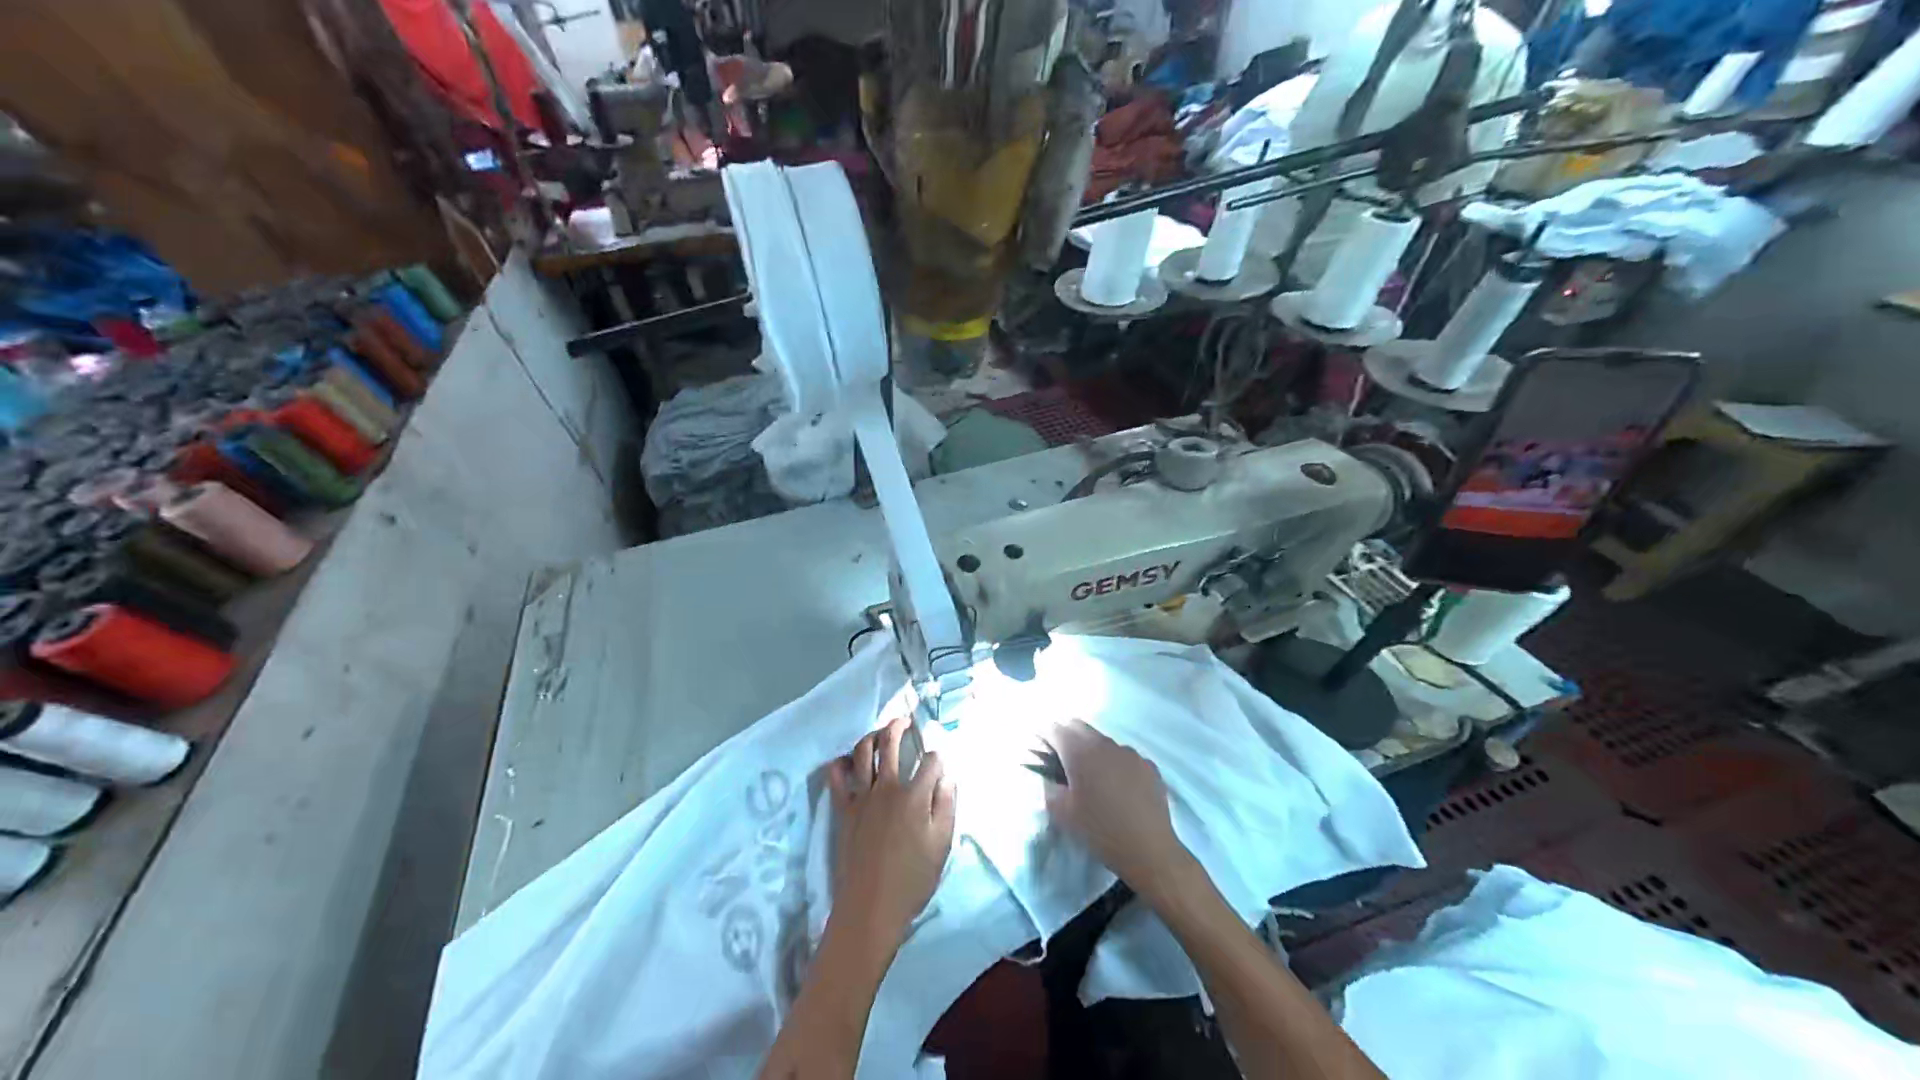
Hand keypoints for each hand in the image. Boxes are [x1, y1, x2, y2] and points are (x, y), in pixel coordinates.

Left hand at [828, 716, 956, 946]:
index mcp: (915, 795)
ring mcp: (862, 797)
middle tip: (905, 721)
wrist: (871, 907)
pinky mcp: (843, 810)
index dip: (938, 756)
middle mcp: (887, 787)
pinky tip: (846, 760)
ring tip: (879, 732)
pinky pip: (837, 778)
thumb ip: (946, 806)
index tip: (939, 759)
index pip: (930, 761)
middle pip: (891, 744)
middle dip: (899, 727)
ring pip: (863, 752)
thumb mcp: (943, 845)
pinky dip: (841, 763)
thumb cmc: (913, 880)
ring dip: (872, 735)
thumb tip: (947, 777)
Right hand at [1042, 720, 1191, 891]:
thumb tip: (1051, 776)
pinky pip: (1126, 757)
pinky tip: (1120, 788)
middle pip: (1080, 727)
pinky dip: (1117, 765)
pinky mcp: (1149, 765)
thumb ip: (1049, 787)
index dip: (1046, 737)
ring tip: (1096, 780)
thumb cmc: (1099, 831)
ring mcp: (1131, 753)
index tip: (1043, 753)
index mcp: (1080, 753)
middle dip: (1069, 738)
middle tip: (1065, 763)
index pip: (1056, 729)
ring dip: (1094, 752)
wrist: (1149, 850)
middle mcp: (1105, 745)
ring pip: (1104, 742)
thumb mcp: (1062, 813)